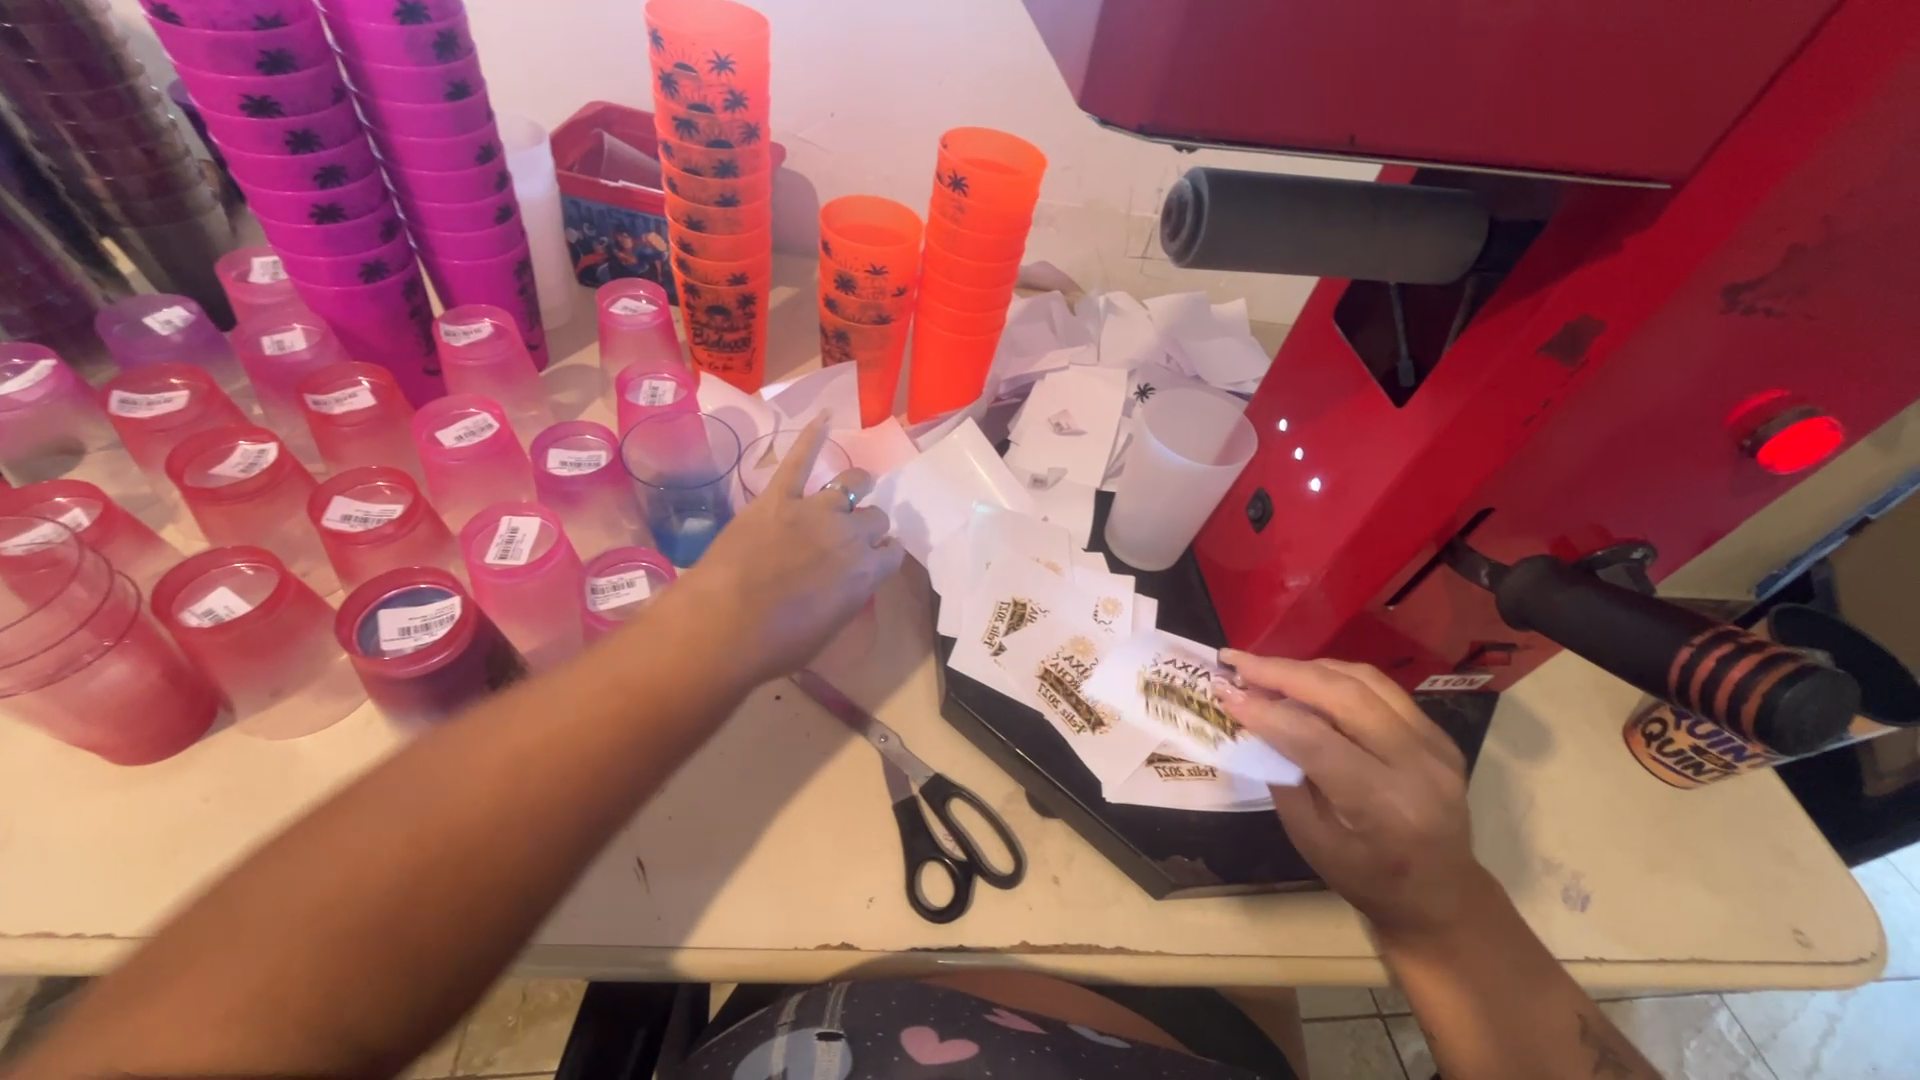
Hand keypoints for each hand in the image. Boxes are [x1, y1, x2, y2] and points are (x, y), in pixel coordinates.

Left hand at [672, 414, 903, 687]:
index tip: (877, 557)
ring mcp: (814, 510)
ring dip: (857, 484)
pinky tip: (825, 418)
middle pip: (875, 517)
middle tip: (854, 533)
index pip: (892, 553)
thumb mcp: (826, 629)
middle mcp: (850, 535)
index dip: (884, 553)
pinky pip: (799, 459)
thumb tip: (842, 586)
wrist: (726, 624)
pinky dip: (813, 435)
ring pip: (851, 483)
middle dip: (870, 524)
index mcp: (867, 573)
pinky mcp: (778, 497)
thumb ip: (843, 598)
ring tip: (857, 483)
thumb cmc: (777, 643)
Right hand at [1217, 652, 1488, 943]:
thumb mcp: (1310, 838)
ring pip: (1363, 681)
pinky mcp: (1437, 733)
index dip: (1265, 712)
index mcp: (1385, 805)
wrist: (1441, 894)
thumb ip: (1283, 776)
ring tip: (1264, 668)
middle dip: (1282, 673)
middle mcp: (1418, 766)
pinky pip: (1380, 689)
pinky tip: (1303, 680)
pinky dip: (1335, 677)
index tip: (1223, 692)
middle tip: (1236, 662)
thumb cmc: (1366, 876)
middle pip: (1344, 696)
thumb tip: (1252, 721)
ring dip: (1307, 668)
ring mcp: (1435, 745)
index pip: (1316, 740)